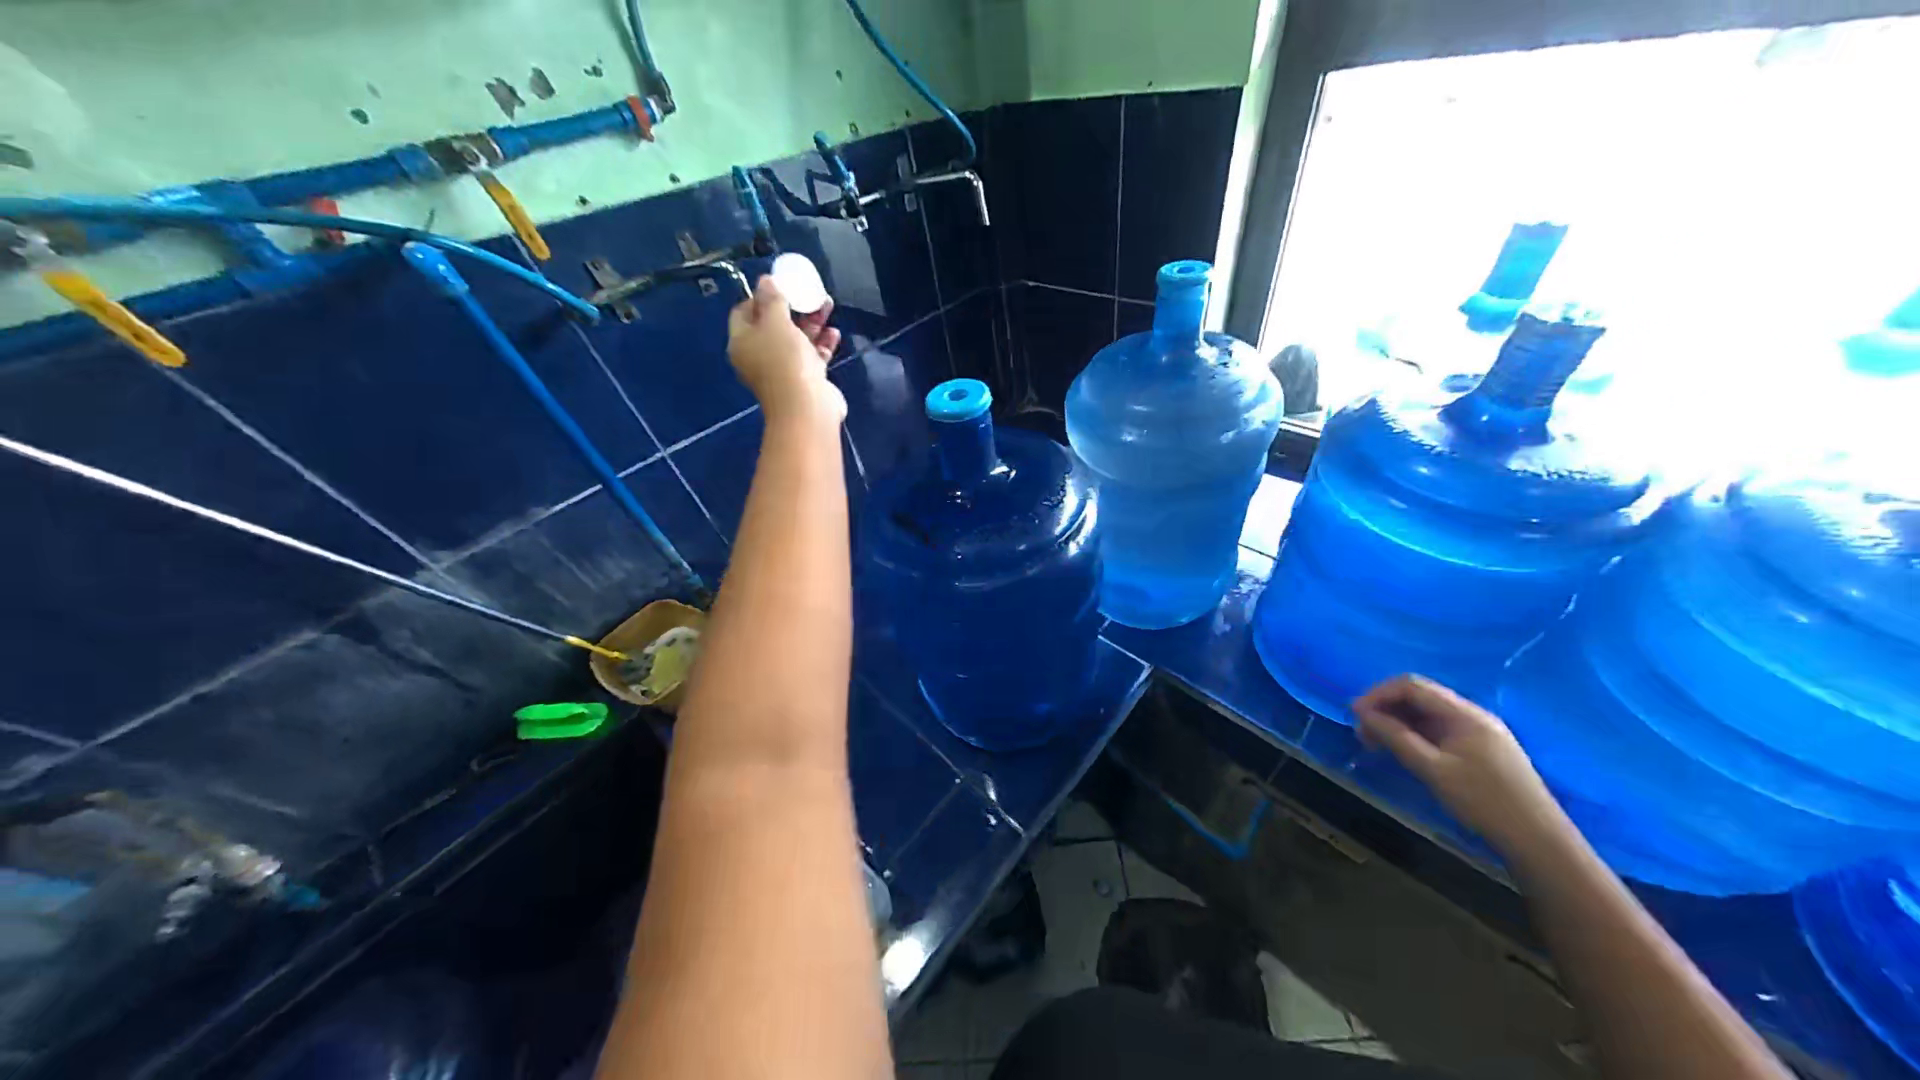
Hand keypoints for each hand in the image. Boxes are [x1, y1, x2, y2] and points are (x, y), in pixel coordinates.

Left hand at [728, 275, 844, 423]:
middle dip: (792, 306)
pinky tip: (834, 333)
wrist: (806, 407)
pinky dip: (821, 344)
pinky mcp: (804, 380)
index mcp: (742, 342)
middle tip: (809, 292)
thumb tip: (765, 280)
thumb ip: (772, 299)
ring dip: (811, 322)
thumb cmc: (784, 360)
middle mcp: (758, 356)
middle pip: (773, 325)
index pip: (743, 311)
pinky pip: (811, 356)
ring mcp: (782, 370)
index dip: (759, 295)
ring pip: (795, 339)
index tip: (780, 285)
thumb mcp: (775, 322)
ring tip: (827, 305)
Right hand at [1353, 675, 1571, 855]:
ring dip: (1396, 723)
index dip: (1378, 695)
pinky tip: (1402, 752)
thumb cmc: (1484, 802)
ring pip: (1426, 715)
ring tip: (1375, 744)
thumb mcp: (1433, 770)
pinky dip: (1413, 736)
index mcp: (1464, 714)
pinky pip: (1437, 731)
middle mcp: (1471, 715)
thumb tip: (1362, 713)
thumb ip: (1396, 737)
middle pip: (1418, 697)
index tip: (1354, 715)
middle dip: (1385, 709)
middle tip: (1361, 734)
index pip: (1412, 686)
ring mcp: (1477, 732)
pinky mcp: (1479, 749)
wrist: (1539, 841)